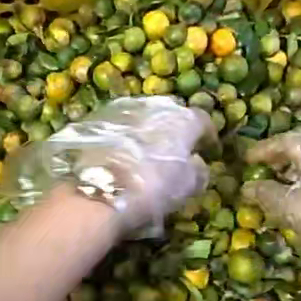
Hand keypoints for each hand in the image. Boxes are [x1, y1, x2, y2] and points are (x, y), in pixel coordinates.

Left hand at [0, 97, 213, 236]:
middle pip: (170, 113)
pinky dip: (121, 137)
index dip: (206, 136)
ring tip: (143, 152)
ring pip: (140, 116)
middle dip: (174, 129)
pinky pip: (116, 126)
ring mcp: (120, 110)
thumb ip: (197, 171)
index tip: (207, 150)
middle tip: (174, 150)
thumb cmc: (149, 190)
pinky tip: (118, 154)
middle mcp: (152, 107)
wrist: (95, 194)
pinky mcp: (93, 121)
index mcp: (182, 120)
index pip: (202, 121)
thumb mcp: (185, 187)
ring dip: (145, 131)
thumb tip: (196, 164)